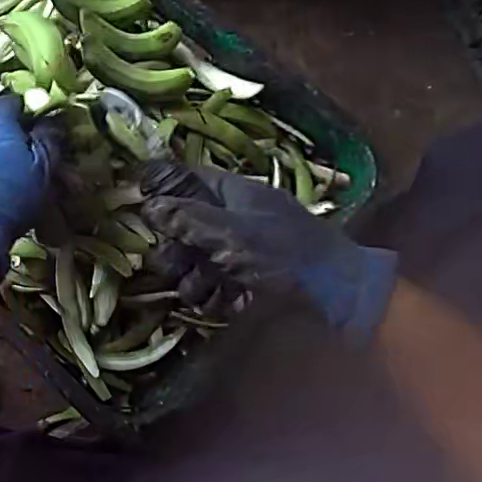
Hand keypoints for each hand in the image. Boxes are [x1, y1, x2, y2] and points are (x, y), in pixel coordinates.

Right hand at [140, 161, 396, 343]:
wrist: (343, 300)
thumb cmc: (289, 255)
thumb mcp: (233, 232)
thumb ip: (187, 218)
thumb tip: (147, 207)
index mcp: (232, 193)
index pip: (185, 179)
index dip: (159, 189)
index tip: (139, 206)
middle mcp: (230, 218)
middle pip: (180, 226)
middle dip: (174, 250)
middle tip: (177, 265)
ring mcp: (235, 251)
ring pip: (190, 260)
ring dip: (190, 279)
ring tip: (204, 291)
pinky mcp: (241, 280)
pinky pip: (208, 285)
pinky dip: (210, 296)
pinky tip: (223, 303)